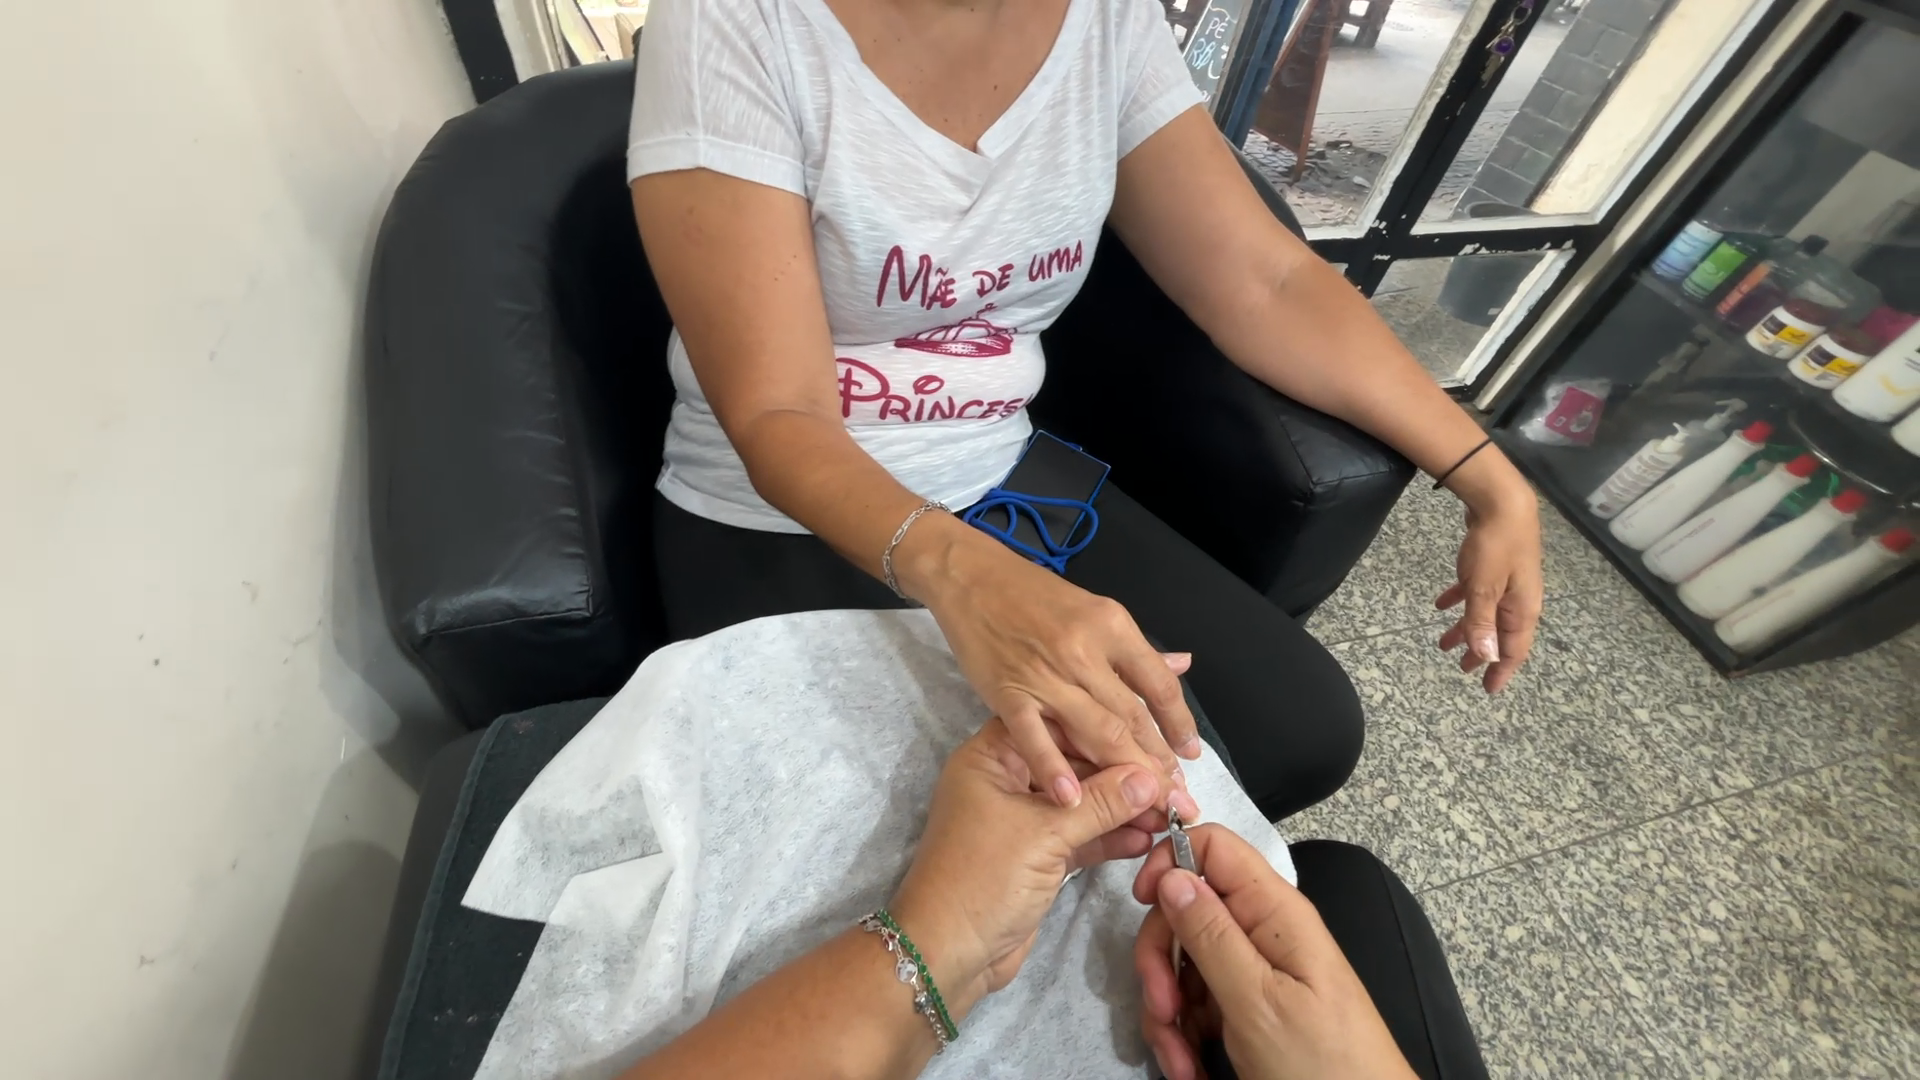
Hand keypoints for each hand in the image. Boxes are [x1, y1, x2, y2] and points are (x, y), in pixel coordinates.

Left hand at [891, 717, 1167, 1012]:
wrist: (947, 953)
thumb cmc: (983, 876)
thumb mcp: (1044, 833)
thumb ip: (1101, 803)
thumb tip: (1151, 777)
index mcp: (993, 754)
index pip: (1056, 728)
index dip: (1105, 735)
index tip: (1152, 747)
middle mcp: (1007, 777)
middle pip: (1073, 766)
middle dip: (1121, 779)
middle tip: (1172, 790)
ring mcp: (1022, 816)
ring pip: (1080, 802)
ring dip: (1121, 810)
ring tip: (1168, 816)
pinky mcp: (1036, 852)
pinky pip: (1078, 834)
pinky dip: (1108, 837)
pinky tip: (1145, 839)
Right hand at [899, 518, 1201, 817]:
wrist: (972, 577)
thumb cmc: (1032, 593)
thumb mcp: (1092, 609)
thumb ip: (1132, 647)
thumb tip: (1181, 665)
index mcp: (1110, 625)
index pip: (1158, 685)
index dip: (1178, 725)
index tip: (1190, 756)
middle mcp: (1084, 651)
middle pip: (1132, 716)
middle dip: (1158, 762)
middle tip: (1178, 800)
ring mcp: (1045, 674)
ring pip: (1095, 731)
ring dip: (1124, 772)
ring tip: (1145, 805)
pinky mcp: (1007, 692)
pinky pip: (1035, 737)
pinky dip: (1054, 769)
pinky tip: (1072, 799)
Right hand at [1131, 825, 1415, 1079]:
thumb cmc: (1323, 1068)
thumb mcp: (1258, 1003)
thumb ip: (1210, 934)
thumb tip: (1170, 873)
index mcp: (1271, 909)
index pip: (1212, 845)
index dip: (1170, 861)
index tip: (1143, 903)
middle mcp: (1259, 929)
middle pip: (1185, 908)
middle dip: (1162, 958)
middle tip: (1162, 1007)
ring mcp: (1251, 969)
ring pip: (1183, 959)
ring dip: (1167, 1006)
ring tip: (1177, 1056)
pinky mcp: (1244, 1005)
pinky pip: (1195, 998)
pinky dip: (1182, 1031)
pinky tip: (1188, 1065)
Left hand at [1435, 490, 1542, 693]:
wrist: (1502, 504)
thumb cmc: (1494, 547)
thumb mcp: (1484, 588)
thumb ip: (1482, 622)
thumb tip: (1488, 656)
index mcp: (1522, 609)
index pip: (1513, 649)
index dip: (1500, 670)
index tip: (1488, 689)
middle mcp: (1518, 599)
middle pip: (1499, 634)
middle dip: (1481, 652)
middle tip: (1462, 669)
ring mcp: (1507, 582)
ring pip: (1485, 614)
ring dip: (1466, 628)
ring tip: (1444, 642)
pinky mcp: (1493, 567)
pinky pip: (1476, 592)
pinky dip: (1460, 601)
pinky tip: (1441, 604)